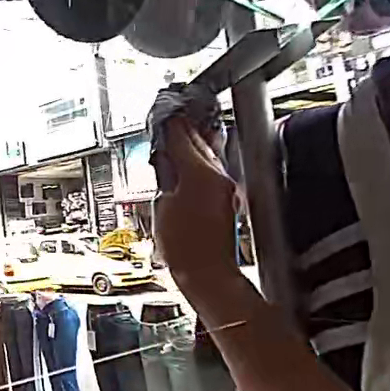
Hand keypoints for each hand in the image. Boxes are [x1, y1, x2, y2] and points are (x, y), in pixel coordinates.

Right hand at [152, 116, 241, 292]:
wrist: (207, 273)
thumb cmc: (185, 248)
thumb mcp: (162, 207)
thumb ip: (165, 180)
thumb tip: (167, 168)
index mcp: (201, 175)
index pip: (183, 140)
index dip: (172, 127)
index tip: (166, 118)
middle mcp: (219, 178)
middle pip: (200, 144)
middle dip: (185, 132)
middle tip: (173, 122)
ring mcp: (226, 189)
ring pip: (209, 157)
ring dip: (195, 146)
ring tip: (181, 138)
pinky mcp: (227, 201)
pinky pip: (212, 172)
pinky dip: (200, 164)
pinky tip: (190, 165)